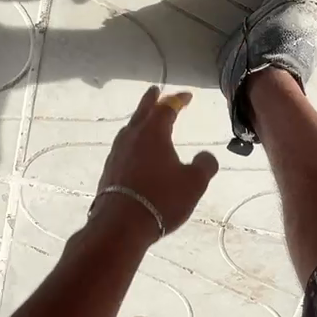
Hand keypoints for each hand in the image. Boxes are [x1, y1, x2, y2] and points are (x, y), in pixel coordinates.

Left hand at [92, 86, 219, 241]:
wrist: (121, 225)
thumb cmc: (161, 198)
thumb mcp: (194, 183)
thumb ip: (205, 165)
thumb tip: (206, 156)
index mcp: (153, 132)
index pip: (167, 108)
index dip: (178, 100)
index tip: (187, 97)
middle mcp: (132, 137)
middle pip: (142, 111)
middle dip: (151, 100)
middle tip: (155, 91)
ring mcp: (117, 153)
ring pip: (129, 129)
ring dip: (139, 120)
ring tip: (144, 120)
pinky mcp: (109, 170)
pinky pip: (123, 147)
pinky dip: (133, 141)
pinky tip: (135, 151)